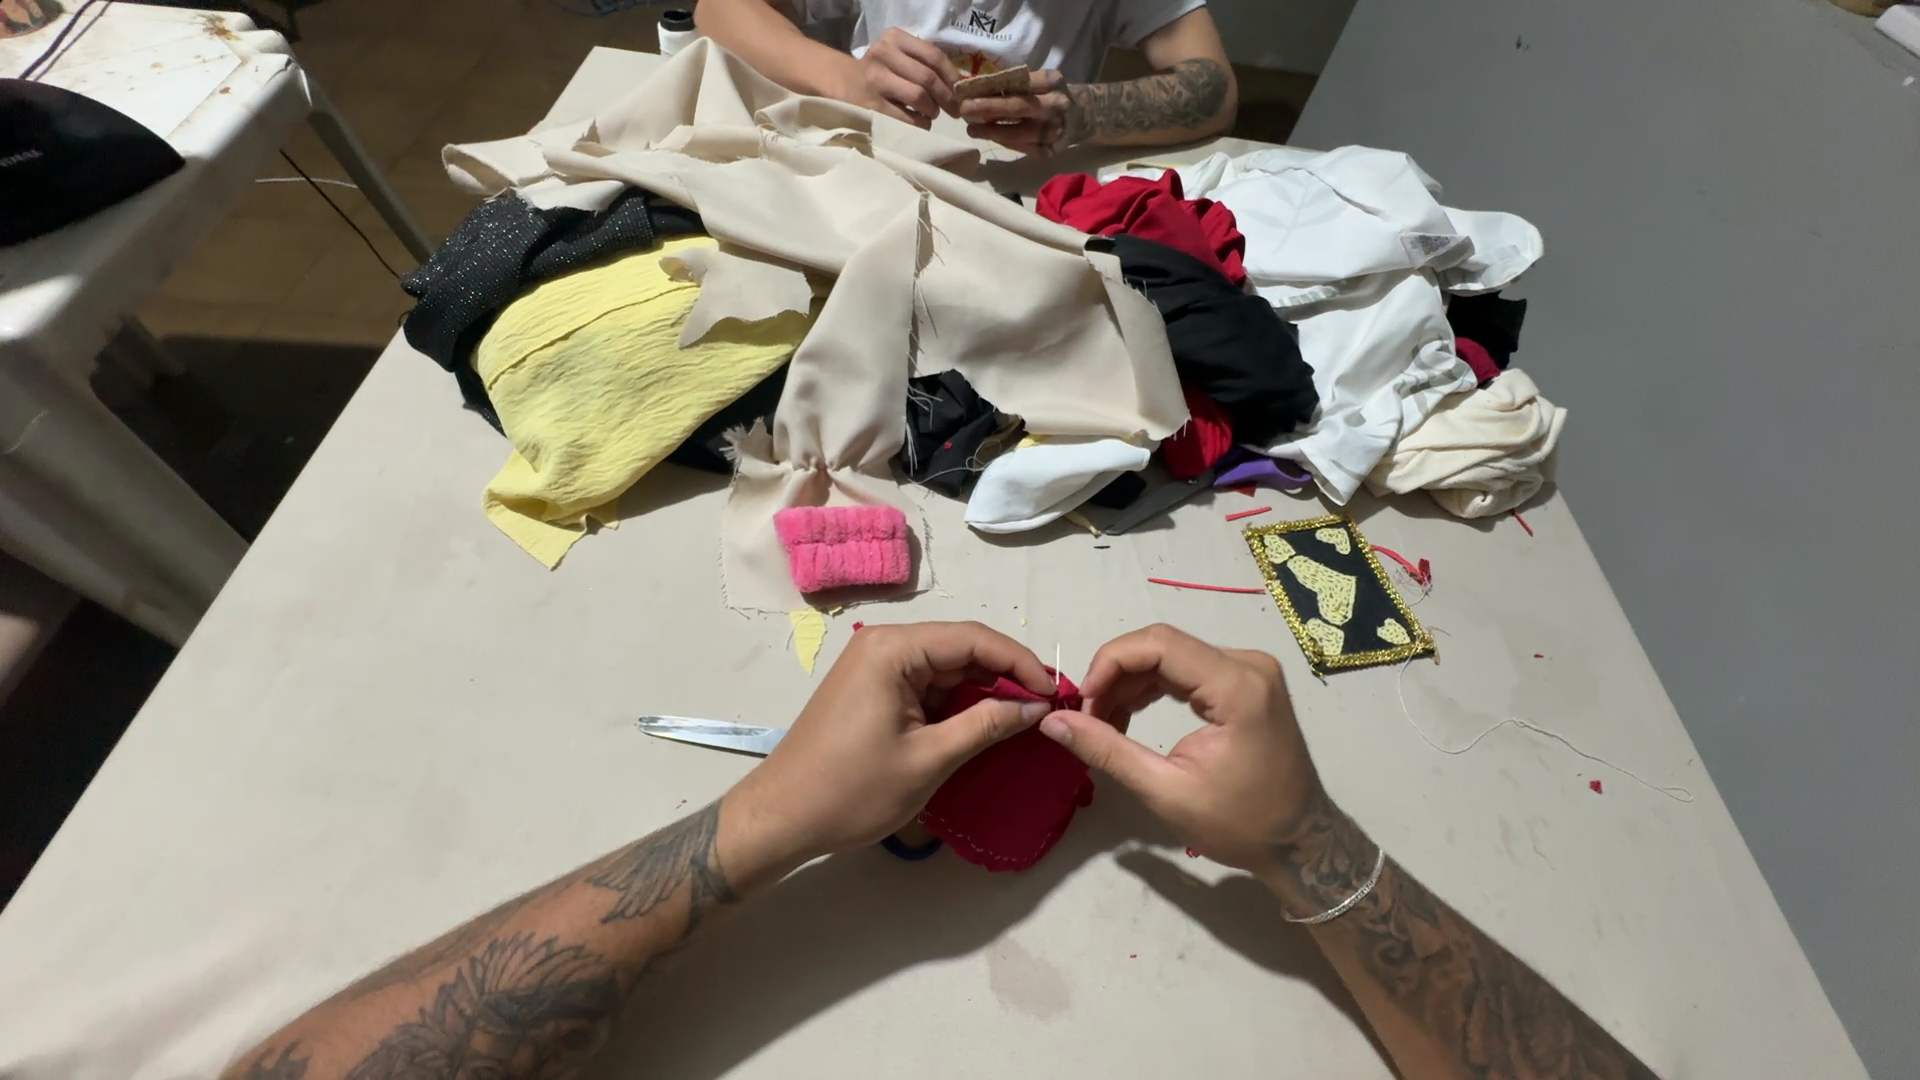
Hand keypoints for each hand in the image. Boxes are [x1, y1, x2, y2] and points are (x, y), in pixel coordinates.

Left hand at [723, 621, 1054, 873]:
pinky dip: (956, 702)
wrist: (782, 818)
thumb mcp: (929, 759)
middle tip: (1045, 707)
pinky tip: (984, 722)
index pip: (972, 638)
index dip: (1018, 662)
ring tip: (1023, 717)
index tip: (1053, 692)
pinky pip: (926, 684)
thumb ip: (986, 725)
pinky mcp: (873, 687)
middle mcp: (883, 644)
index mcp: (893, 649)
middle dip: (1004, 676)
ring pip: (946, 667)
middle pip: (960, 648)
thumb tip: (1036, 708)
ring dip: (982, 691)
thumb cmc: (852, 790)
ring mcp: (876, 665)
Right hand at [836, 27, 959, 127]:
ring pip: (919, 97)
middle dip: (946, 98)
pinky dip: (920, 124)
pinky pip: (907, 119)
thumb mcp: (897, 56)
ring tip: (931, 114)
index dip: (952, 76)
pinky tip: (920, 123)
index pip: (933, 55)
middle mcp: (884, 54)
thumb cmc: (879, 72)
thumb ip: (922, 62)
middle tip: (953, 111)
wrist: (843, 84)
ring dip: (932, 111)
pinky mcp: (872, 106)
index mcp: (895, 39)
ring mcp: (876, 81)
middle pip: (928, 78)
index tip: (960, 92)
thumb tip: (957, 85)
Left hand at [958, 69, 1076, 154]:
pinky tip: (991, 137)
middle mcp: (1055, 105)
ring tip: (972, 130)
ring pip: (1018, 133)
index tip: (969, 91)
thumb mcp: (1041, 82)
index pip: (1018, 83)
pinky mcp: (1050, 150)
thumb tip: (980, 89)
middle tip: (965, 111)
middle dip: (988, 109)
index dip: (993, 88)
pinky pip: (1022, 148)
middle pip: (1018, 107)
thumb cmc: (1053, 95)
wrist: (1084, 116)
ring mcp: (1054, 131)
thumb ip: (1017, 84)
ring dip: (992, 131)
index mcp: (1051, 81)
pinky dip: (1005, 142)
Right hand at [1037, 625, 1321, 872]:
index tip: (1081, 702)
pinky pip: (1183, 668)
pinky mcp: (1242, 681)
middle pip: (1161, 645)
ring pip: (1168, 655)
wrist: (1302, 843)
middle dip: (1114, 675)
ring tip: (1100, 722)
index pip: (1159, 644)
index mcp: (1238, 686)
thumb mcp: (1165, 791)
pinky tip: (1126, 716)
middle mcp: (1246, 664)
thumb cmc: (1240, 824)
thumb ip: (1107, 750)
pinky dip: (1149, 687)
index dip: (1110, 663)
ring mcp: (1247, 670)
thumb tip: (1051, 722)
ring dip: (1127, 682)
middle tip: (1085, 717)